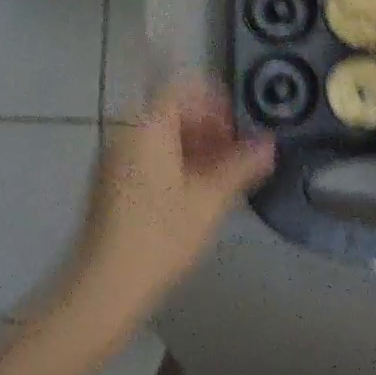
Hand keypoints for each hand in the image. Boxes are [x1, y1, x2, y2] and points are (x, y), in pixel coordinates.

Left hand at [67, 80, 274, 311]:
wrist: (105, 286)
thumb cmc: (160, 236)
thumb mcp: (209, 200)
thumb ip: (241, 166)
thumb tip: (269, 144)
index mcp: (146, 126)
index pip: (181, 88)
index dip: (214, 100)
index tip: (240, 125)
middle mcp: (124, 133)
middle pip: (170, 112)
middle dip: (208, 128)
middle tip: (239, 155)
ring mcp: (113, 160)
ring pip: (159, 138)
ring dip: (194, 148)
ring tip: (224, 178)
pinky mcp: (110, 185)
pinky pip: (147, 158)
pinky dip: (174, 165)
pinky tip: (197, 196)